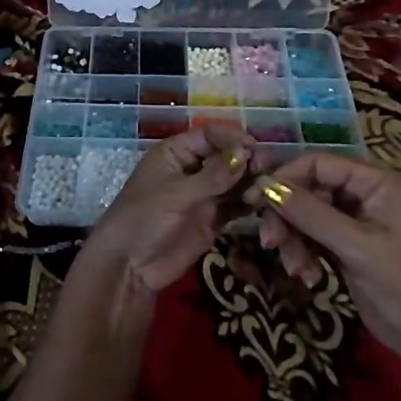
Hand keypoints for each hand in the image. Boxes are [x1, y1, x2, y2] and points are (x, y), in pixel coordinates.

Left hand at [88, 125, 255, 291]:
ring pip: (235, 180)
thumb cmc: (143, 219)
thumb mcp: (176, 194)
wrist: (130, 265)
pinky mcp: (213, 218)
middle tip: (270, 171)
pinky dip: (251, 203)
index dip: (232, 138)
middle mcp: (191, 169)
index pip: (209, 135)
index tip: (255, 149)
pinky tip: (265, 205)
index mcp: (174, 153)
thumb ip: (212, 175)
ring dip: (253, 182)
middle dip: (248, 160)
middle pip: (227, 156)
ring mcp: (203, 194)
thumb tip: (245, 152)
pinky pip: (237, 204)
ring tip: (270, 188)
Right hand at [243, 152, 400, 358]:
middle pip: (306, 190)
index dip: (284, 178)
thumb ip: (310, 214)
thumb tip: (264, 185)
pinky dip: (302, 255)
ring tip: (295, 269)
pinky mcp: (344, 246)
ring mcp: (353, 222)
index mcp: (375, 183)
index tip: (255, 201)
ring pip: (303, 216)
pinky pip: (310, 238)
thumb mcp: (357, 247)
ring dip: (293, 241)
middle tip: (269, 242)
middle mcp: (362, 195)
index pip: (317, 163)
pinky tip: (308, 277)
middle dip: (286, 217)